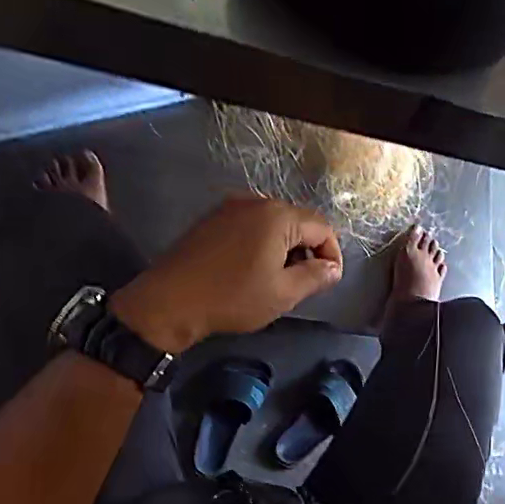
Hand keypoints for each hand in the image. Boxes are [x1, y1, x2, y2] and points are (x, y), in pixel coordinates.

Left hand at [111, 197, 343, 352]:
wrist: (171, 301)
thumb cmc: (233, 298)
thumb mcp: (284, 293)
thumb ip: (315, 276)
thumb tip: (333, 268)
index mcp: (277, 216)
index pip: (322, 227)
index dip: (332, 254)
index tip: (329, 281)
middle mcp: (255, 201)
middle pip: (299, 221)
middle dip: (309, 250)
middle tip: (306, 284)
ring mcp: (230, 207)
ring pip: (275, 223)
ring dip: (287, 248)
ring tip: (280, 280)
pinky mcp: (214, 219)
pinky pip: (252, 225)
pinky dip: (264, 244)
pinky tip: (256, 271)